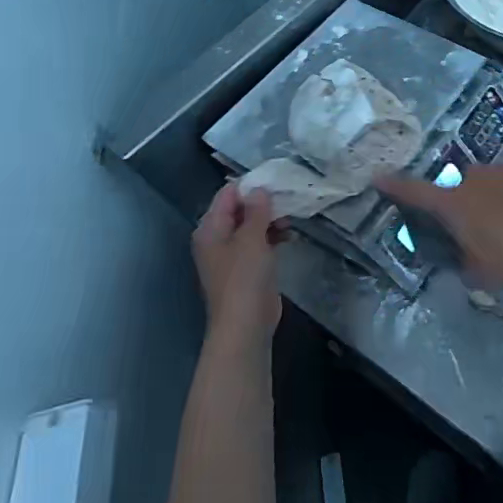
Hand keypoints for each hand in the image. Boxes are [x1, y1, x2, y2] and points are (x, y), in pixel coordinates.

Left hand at [192, 182, 282, 342]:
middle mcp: (217, 238)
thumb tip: (260, 189)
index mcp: (210, 229)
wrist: (245, 323)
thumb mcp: (252, 239)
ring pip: (251, 226)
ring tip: (292, 215)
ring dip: (270, 219)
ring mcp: (232, 254)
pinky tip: (290, 233)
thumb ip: (257, 211)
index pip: (227, 195)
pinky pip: (259, 242)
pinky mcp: (247, 267)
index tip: (277, 179)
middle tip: (290, 196)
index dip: (250, 185)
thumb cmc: (244, 278)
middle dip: (263, 202)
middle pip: (239, 210)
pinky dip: (272, 235)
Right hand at [375, 164, 502, 288]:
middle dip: (458, 205)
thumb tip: (467, 262)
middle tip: (471, 231)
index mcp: (455, 203)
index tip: (378, 178)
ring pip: (487, 184)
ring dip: (488, 200)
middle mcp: (476, 179)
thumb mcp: (484, 272)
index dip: (395, 187)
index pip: (415, 192)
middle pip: (457, 188)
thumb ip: (467, 265)